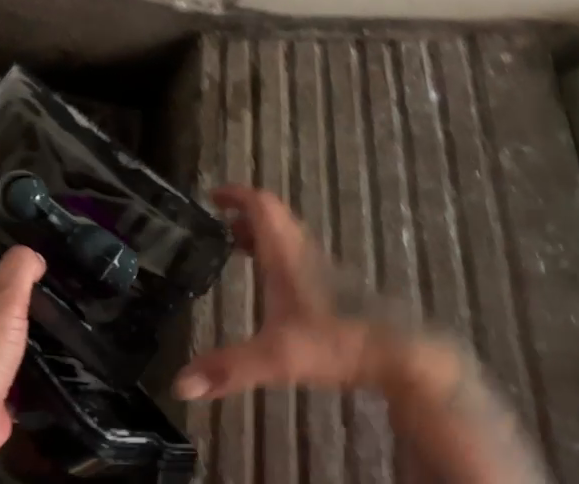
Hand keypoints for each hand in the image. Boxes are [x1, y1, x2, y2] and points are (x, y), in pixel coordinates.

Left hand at [0, 247, 44, 482]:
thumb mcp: (4, 301)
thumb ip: (19, 271)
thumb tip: (32, 255)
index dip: (6, 272)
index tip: (35, 275)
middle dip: (9, 306)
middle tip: (44, 304)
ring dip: (14, 336)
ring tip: (48, 328)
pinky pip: (1, 366)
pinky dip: (17, 364)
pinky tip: (43, 361)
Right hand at [173, 186, 402, 400]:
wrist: (398, 359)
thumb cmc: (334, 345)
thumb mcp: (275, 357)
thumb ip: (228, 369)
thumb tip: (180, 385)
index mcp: (285, 253)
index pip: (260, 205)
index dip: (235, 194)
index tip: (212, 195)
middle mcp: (302, 251)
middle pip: (273, 215)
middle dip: (243, 213)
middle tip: (219, 224)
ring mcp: (321, 267)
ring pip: (287, 234)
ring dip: (261, 232)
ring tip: (236, 246)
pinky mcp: (334, 285)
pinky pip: (298, 253)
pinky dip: (276, 252)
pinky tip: (270, 282)